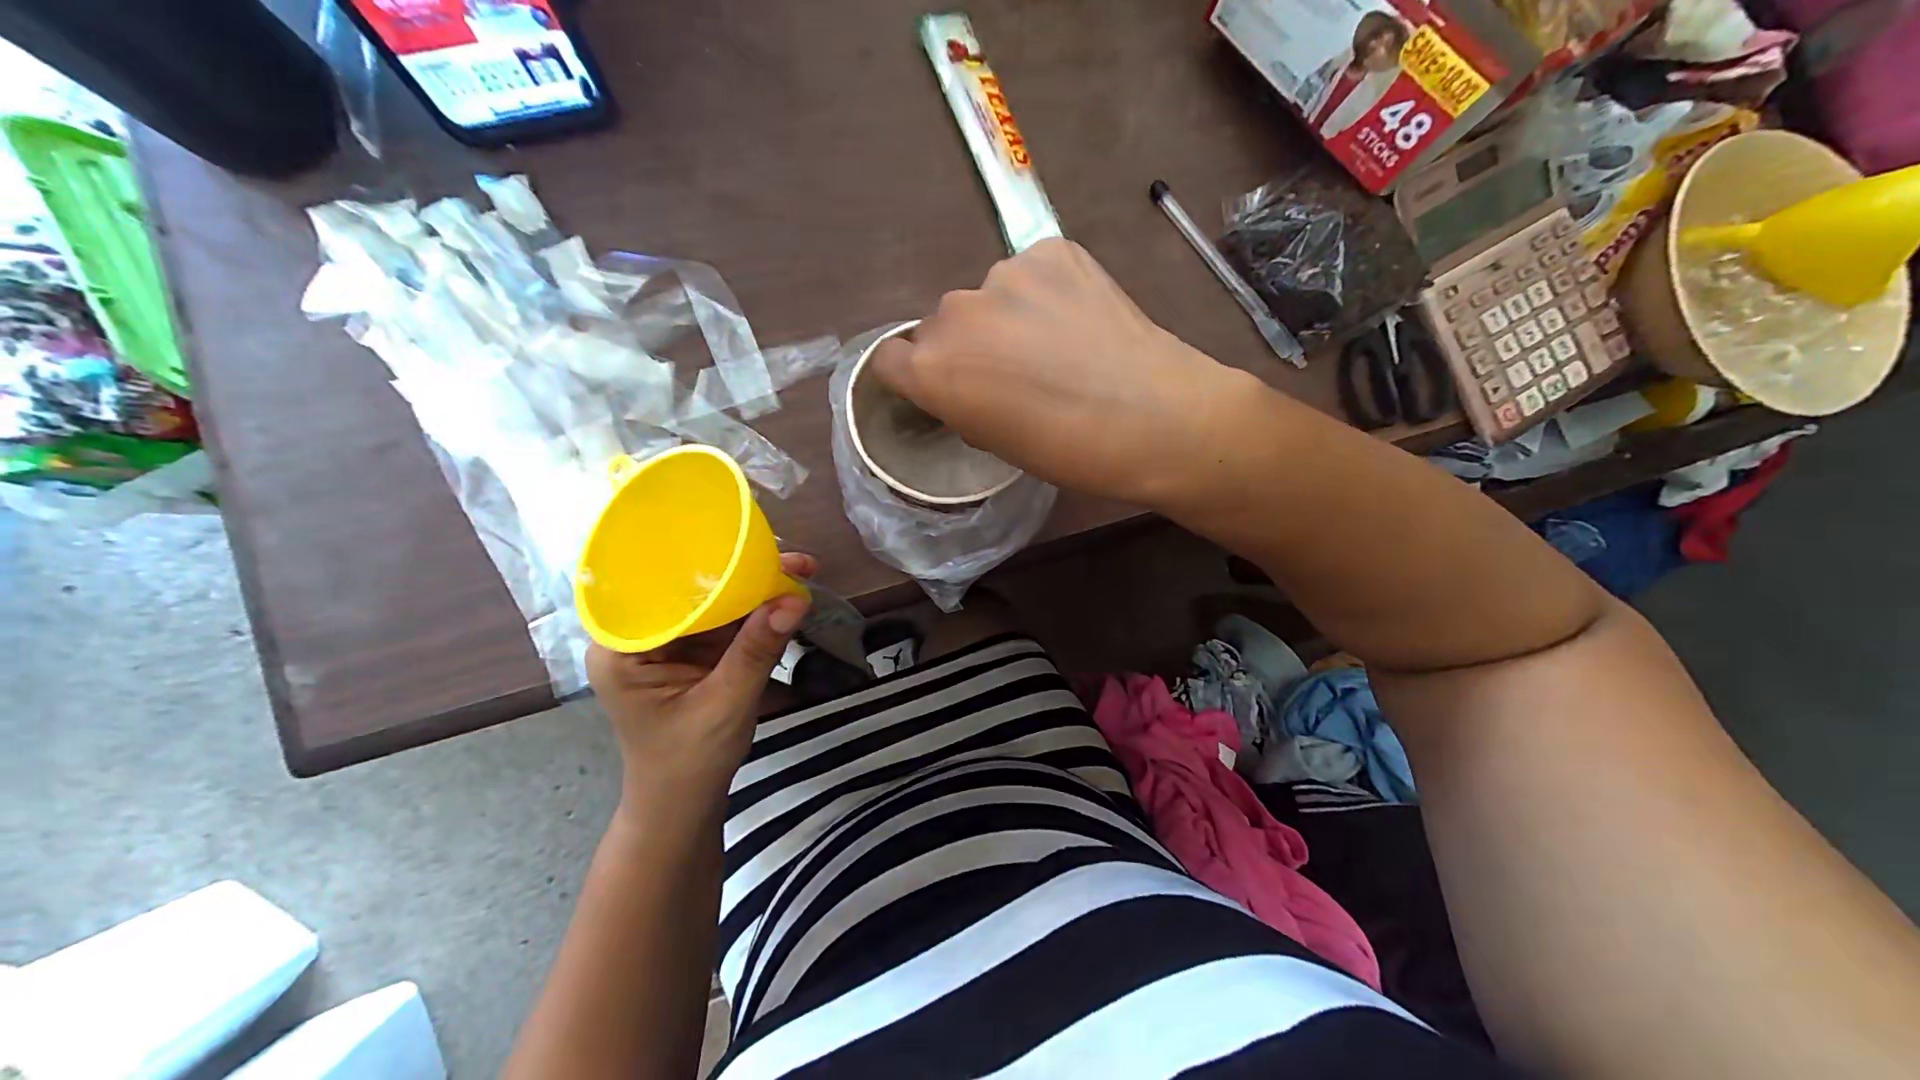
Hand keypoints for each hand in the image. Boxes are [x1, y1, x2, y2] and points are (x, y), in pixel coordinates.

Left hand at [587, 553, 816, 810]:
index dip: (707, 563)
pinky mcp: (690, 651)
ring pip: (712, 600)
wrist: (682, 806)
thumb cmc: (688, 762)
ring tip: (797, 571)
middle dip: (741, 572)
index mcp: (623, 646)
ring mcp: (667, 642)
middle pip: (691, 588)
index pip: (661, 587)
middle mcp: (639, 635)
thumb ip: (757, 650)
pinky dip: (754, 610)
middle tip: (791, 559)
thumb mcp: (726, 704)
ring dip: (753, 588)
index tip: (750, 545)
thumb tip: (795, 599)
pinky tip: (783, 596)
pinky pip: (723, 620)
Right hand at [870, 238, 1256, 508]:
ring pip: (990, 296)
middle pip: (942, 324)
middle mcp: (954, 312)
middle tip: (1013, 370)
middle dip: (968, 345)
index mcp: (932, 370)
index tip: (942, 385)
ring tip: (1059, 345)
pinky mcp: (1052, 250)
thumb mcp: (996, 443)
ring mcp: (1004, 274)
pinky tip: (1081, 319)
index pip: (888, 356)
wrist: (1155, 418)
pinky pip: (1033, 271)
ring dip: (1009, 315)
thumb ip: (961, 403)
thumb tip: (964, 383)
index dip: (914, 372)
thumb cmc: (1069, 451)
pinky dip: (1048, 291)